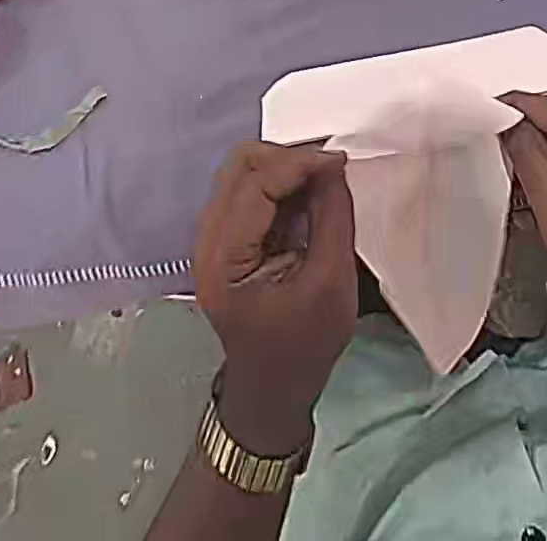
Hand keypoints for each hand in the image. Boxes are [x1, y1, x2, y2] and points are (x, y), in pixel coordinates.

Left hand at [194, 141, 356, 455]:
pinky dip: (282, 182)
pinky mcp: (229, 236)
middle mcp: (208, 239)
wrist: (273, 389)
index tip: (339, 160)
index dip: (298, 163)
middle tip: (330, 167)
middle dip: (287, 157)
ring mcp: (214, 236)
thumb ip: (332, 217)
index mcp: (224, 258)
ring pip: (244, 172)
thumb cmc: (303, 345)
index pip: (255, 185)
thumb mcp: (331, 282)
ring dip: (285, 167)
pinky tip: (309, 194)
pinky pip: (252, 189)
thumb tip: (333, 166)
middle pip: (240, 166)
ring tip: (323, 179)